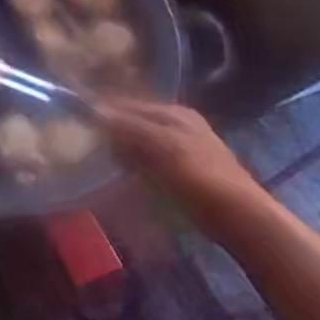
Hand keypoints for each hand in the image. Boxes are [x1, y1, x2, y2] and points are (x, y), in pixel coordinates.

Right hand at [97, 99, 262, 224]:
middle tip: (91, 147)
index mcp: (174, 113)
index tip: (81, 123)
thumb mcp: (161, 147)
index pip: (130, 105)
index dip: (107, 112)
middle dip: (115, 132)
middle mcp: (180, 124)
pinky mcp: (188, 171)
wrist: (238, 215)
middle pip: (138, 121)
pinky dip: (139, 166)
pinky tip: (130, 179)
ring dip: (126, 151)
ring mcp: (186, 147)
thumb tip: (98, 111)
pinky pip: (153, 161)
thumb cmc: (198, 177)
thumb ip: (131, 128)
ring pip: (145, 142)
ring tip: (106, 164)